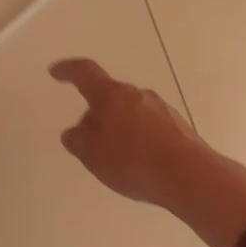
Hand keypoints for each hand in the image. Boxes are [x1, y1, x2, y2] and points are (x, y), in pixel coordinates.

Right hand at [51, 58, 245, 246]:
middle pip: (110, 97)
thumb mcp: (92, 156)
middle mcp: (138, 94)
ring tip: (114, 158)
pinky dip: (138, 139)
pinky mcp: (178, 126)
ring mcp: (162, 108)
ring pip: (131, 112)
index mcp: (112, 95)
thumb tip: (75, 132)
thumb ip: (78, 141)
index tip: (57, 72)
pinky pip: (149, 127)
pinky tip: (139, 162)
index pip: (85, 73)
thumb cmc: (133, 162)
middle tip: (88, 140)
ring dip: (119, 128)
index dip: (68, 70)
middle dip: (96, 114)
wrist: (188, 175)